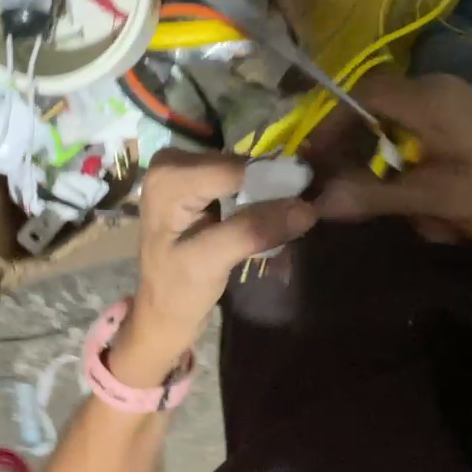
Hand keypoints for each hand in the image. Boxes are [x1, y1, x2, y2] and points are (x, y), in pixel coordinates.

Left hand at [114, 150, 316, 381]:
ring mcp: (183, 168)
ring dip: (269, 190)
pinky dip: (257, 194)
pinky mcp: (194, 178)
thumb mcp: (211, 262)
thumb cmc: (177, 290)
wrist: (161, 309)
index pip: (237, 169)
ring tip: (291, 213)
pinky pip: (237, 177)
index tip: (310, 202)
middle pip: (240, 164)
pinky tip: (269, 213)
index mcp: (169, 176)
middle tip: (303, 210)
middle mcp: (172, 161)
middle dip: (273, 185)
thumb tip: (306, 208)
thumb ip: (253, 231)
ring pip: (243, 168)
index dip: (276, 182)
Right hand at [315, 73, 471, 237]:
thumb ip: (376, 195)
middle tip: (364, 201)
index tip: (315, 162)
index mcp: (427, 98)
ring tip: (430, 224)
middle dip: (373, 164)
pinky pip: (433, 141)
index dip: (331, 125)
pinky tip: (452, 216)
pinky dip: (430, 176)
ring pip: (407, 136)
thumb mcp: (439, 198)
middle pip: (379, 115)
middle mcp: (440, 88)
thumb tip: (318, 200)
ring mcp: (461, 102)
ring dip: (406, 180)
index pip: (358, 94)